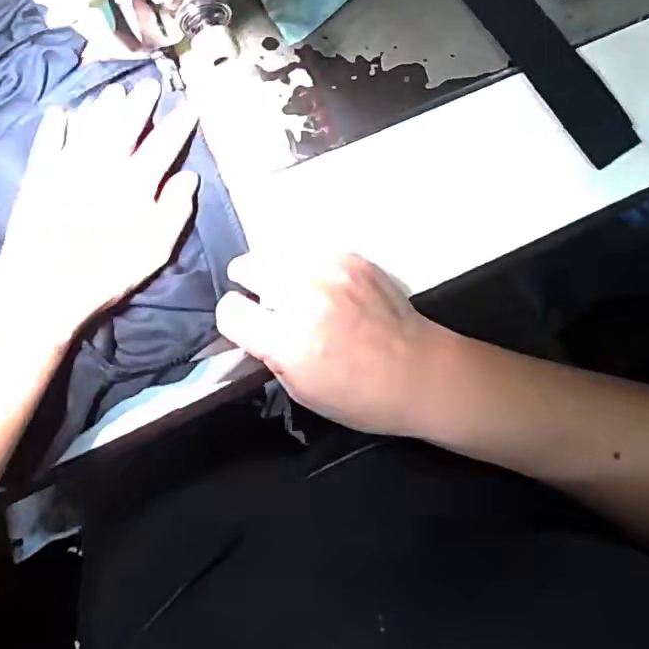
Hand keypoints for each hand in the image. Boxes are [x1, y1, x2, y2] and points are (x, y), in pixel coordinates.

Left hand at [0, 81, 199, 346]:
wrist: (44, 285)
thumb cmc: (108, 270)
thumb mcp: (157, 247)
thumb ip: (176, 208)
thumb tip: (189, 176)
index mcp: (136, 181)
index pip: (164, 144)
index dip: (179, 123)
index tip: (190, 105)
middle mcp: (104, 165)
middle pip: (126, 126)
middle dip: (140, 104)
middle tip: (149, 85)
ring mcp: (68, 168)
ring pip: (89, 127)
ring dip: (102, 107)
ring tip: (113, 91)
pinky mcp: (39, 177)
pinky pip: (47, 143)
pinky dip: (54, 127)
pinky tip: (60, 114)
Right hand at [215, 252, 455, 437]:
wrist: (418, 371)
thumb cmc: (360, 396)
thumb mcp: (301, 389)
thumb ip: (271, 352)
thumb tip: (251, 327)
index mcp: (289, 341)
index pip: (231, 310)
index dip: (233, 318)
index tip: (243, 321)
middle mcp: (305, 298)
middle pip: (249, 267)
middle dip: (247, 282)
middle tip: (259, 296)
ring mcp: (331, 272)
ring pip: (279, 253)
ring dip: (278, 270)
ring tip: (291, 288)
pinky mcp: (352, 259)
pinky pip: (313, 252)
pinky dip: (310, 266)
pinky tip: (323, 285)